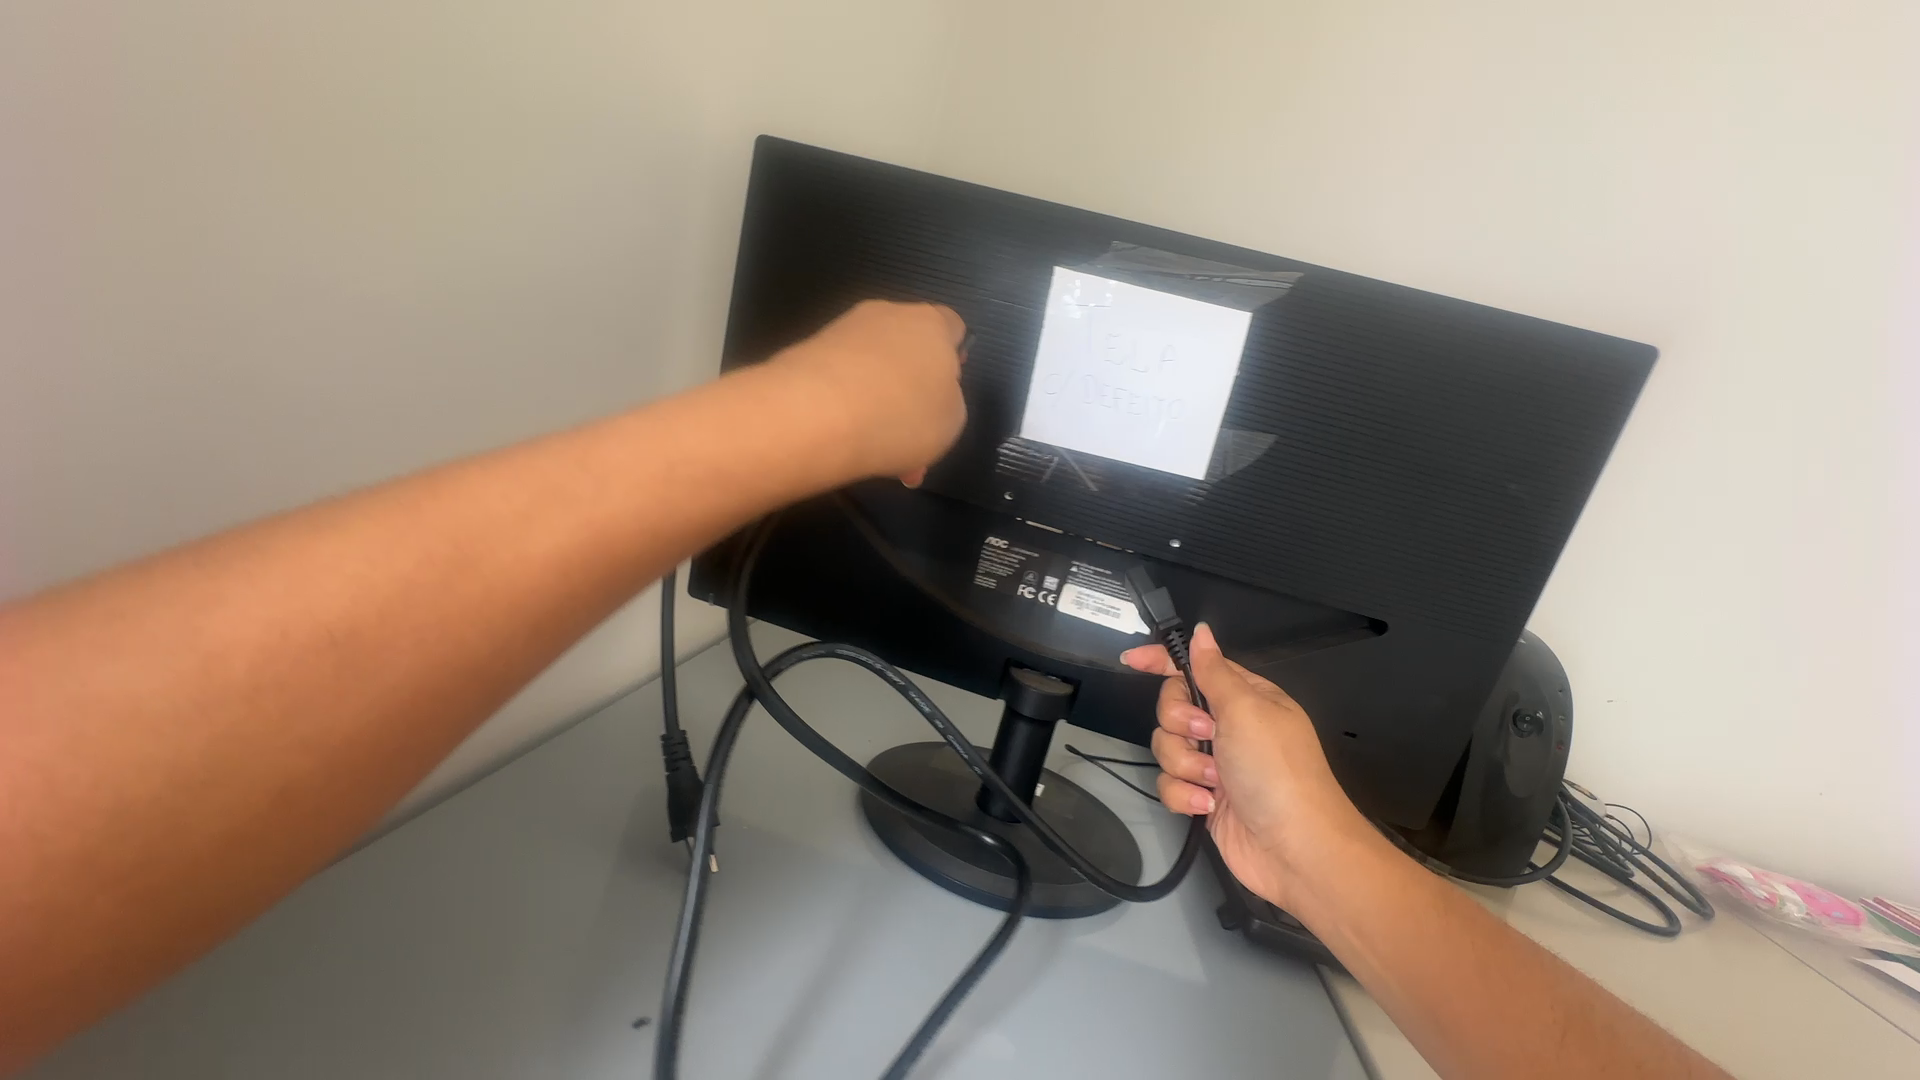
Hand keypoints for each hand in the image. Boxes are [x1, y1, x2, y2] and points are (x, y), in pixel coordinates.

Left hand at [766, 300, 967, 486]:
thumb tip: (931, 397)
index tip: (945, 393)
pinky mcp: (808, 352)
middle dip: (911, 390)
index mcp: (932, 324)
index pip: (953, 327)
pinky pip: (841, 380)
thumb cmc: (901, 416)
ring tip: (877, 450)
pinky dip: (847, 406)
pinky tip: (848, 442)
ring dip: (878, 403)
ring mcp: (843, 330)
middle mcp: (888, 315)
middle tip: (911, 434)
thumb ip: (949, 402)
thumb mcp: (951, 423)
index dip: (953, 360)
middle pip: (908, 349)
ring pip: (873, 369)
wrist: (816, 415)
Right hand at [1122, 624, 1376, 912]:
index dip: (1161, 660)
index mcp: (1246, 698)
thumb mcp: (1247, 709)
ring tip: (1214, 781)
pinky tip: (1208, 805)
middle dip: (1179, 723)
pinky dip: (1185, 795)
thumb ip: (1214, 670)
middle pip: (1172, 708)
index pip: (1195, 667)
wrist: (1296, 850)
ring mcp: (1216, 763)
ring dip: (1186, 764)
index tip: (1131, 659)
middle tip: (1206, 735)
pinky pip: (1169, 783)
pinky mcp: (1203, 796)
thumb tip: (1202, 633)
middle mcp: (1229, 727)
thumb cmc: (1279, 772)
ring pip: (1166, 747)